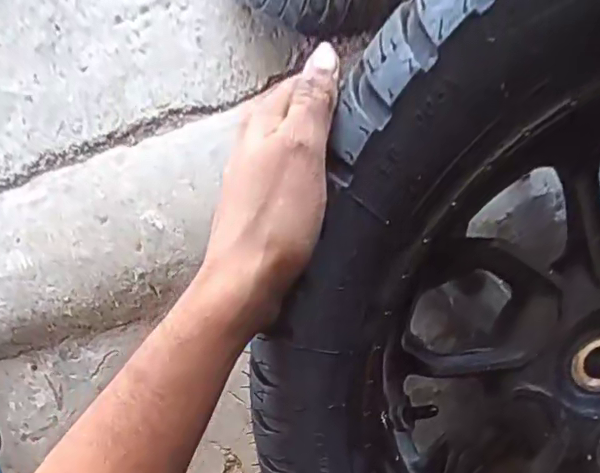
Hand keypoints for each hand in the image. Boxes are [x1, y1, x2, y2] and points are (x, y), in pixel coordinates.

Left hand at [191, 42, 339, 333]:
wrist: (246, 286)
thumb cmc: (272, 225)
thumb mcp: (301, 150)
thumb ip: (312, 103)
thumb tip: (324, 58)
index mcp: (258, 126)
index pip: (296, 84)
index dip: (326, 85)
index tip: (354, 98)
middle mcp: (248, 153)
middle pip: (287, 120)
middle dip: (318, 121)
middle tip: (351, 132)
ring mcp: (250, 189)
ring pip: (284, 157)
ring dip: (310, 157)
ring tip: (338, 168)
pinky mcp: (258, 220)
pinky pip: (284, 192)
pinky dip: (303, 190)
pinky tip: (317, 204)